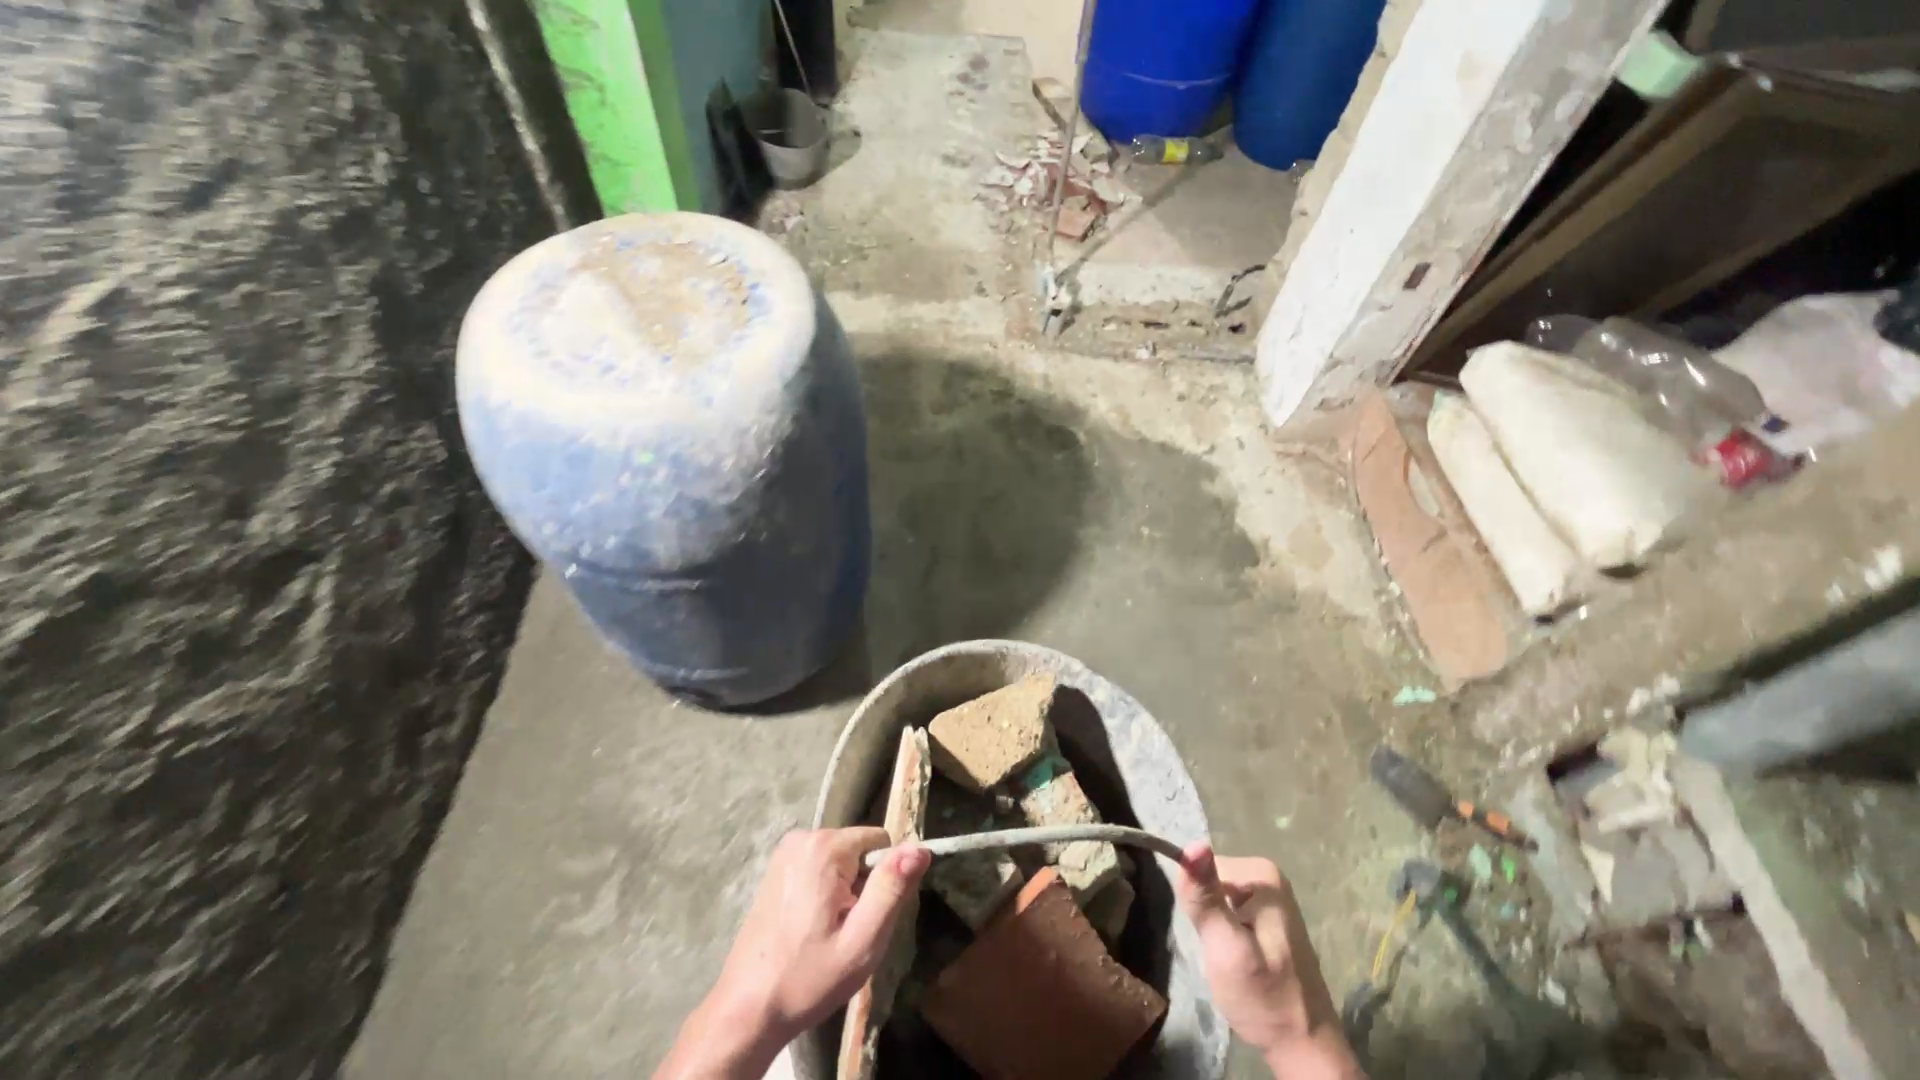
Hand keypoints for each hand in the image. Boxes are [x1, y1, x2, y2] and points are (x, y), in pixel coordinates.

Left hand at [655, 828, 930, 1078]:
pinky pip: (821, 869)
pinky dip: (825, 895)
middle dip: (862, 888)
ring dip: (844, 894)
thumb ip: (892, 890)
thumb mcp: (862, 941)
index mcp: (824, 848)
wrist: (747, 1008)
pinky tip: (810, 929)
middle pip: (860, 851)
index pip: (882, 842)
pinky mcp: (776, 868)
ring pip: (842, 862)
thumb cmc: (808, 978)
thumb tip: (920, 848)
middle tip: (846, 932)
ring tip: (827, 934)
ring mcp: (784, 852)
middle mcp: (802, 837)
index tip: (865, 918)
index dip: (883, 881)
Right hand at [1175, 843, 1361, 1078]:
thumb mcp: (1227, 948)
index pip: (1201, 868)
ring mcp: (1272, 900)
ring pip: (1217, 900)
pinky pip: (1230, 914)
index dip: (1197, 903)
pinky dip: (1225, 937)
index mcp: (1262, 876)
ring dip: (1215, 929)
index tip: (1209, 937)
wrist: (1304, 1046)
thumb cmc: (1264, 998)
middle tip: (1220, 952)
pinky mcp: (1269, 921)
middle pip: (1210, 882)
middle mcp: (1270, 878)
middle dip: (1206, 916)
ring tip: (1229, 960)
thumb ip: (1206, 898)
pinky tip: (1238, 962)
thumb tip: (1192, 844)